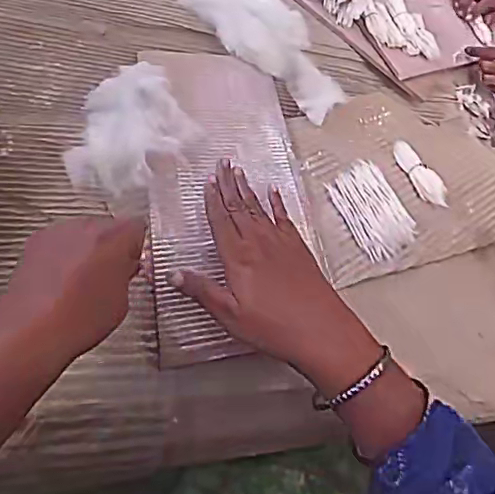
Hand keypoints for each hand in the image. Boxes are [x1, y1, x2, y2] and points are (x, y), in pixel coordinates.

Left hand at [0, 215, 147, 363]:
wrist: (30, 332)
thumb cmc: (77, 320)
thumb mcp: (120, 303)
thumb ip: (126, 275)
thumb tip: (124, 268)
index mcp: (115, 237)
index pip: (137, 228)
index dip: (135, 249)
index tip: (131, 265)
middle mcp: (87, 226)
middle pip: (108, 228)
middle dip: (109, 249)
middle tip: (107, 278)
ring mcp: (60, 231)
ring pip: (82, 234)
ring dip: (84, 251)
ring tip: (79, 285)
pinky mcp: (37, 241)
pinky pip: (58, 242)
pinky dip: (61, 256)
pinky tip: (58, 284)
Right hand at [171, 162, 381, 393]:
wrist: (320, 329)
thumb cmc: (274, 327)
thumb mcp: (230, 314)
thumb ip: (202, 291)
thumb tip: (175, 275)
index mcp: (237, 256)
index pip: (220, 220)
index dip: (212, 200)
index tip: (208, 182)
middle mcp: (257, 242)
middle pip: (237, 206)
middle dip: (228, 183)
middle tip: (221, 164)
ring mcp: (279, 242)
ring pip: (257, 207)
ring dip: (246, 188)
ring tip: (239, 172)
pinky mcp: (297, 247)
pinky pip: (283, 217)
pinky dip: (276, 202)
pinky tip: (273, 192)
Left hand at [465, 31, 494, 100]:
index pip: (492, 53)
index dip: (478, 51)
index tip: (469, 50)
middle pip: (486, 66)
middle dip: (482, 62)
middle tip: (484, 61)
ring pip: (486, 78)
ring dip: (485, 74)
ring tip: (490, 70)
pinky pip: (491, 88)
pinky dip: (489, 83)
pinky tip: (494, 78)